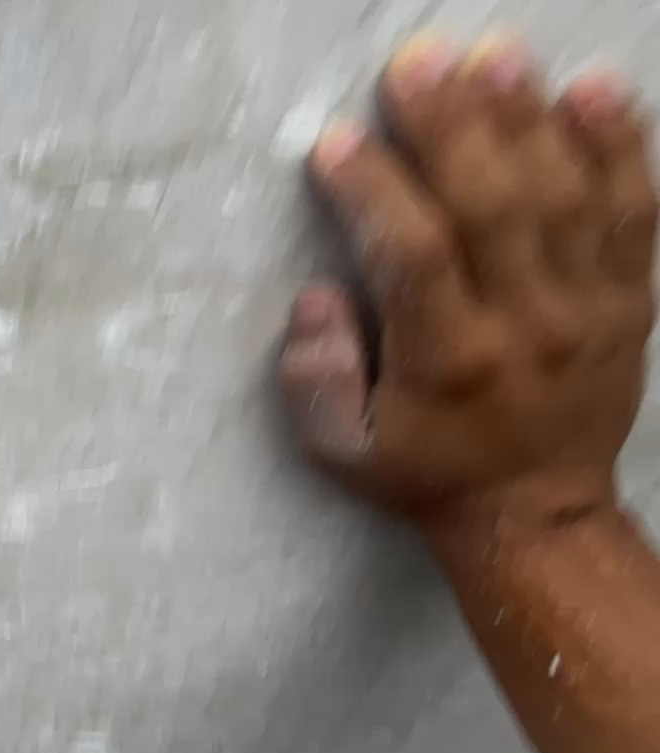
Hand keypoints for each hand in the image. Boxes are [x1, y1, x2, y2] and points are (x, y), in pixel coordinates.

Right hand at [281, 32, 653, 544]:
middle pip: (494, 203)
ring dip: (528, 115)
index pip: (412, 255)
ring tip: (491, 54)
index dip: (373, 192)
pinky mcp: (632, 292)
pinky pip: (638, 206)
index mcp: (448, 359)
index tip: (334, 144)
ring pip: (567, 191)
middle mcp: (529, 318)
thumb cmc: (415, 474)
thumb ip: (317, 378)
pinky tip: (594, 89)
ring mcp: (593, 300)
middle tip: (418, 63)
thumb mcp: (336, 449)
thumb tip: (317, 296)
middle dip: (451, 126)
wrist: (531, 506)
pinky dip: (621, 142)